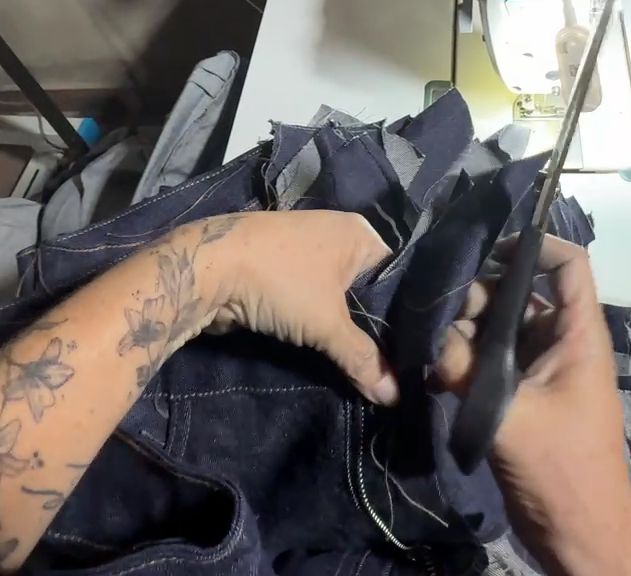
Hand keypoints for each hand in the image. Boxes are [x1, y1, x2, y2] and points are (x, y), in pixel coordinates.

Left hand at [192, 210, 399, 405]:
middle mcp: (338, 236)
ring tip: (374, 372)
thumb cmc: (281, 281)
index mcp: (359, 233)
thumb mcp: (328, 324)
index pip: (400, 276)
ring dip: (347, 332)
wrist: (208, 270)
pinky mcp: (284, 274)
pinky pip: (316, 304)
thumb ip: (363, 359)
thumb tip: (395, 397)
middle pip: (370, 291)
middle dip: (377, 330)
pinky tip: (337, 357)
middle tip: (400, 372)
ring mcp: (309, 254)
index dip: (410, 316)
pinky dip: (323, 328)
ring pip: (341, 301)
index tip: (422, 355)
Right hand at [433, 235, 630, 575]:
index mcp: (578, 336)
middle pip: (524, 291)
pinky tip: (437, 366)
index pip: (569, 264)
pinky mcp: (526, 392)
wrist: (580, 539)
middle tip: (444, 309)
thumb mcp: (509, 415)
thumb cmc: (561, 470)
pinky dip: (469, 355)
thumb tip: (431, 336)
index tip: (489, 252)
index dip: (535, 245)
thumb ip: (465, 369)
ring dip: (470, 327)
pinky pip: (496, 356)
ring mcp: (543, 367)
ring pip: (504, 323)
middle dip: (483, 292)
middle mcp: (562, 342)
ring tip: (435, 339)